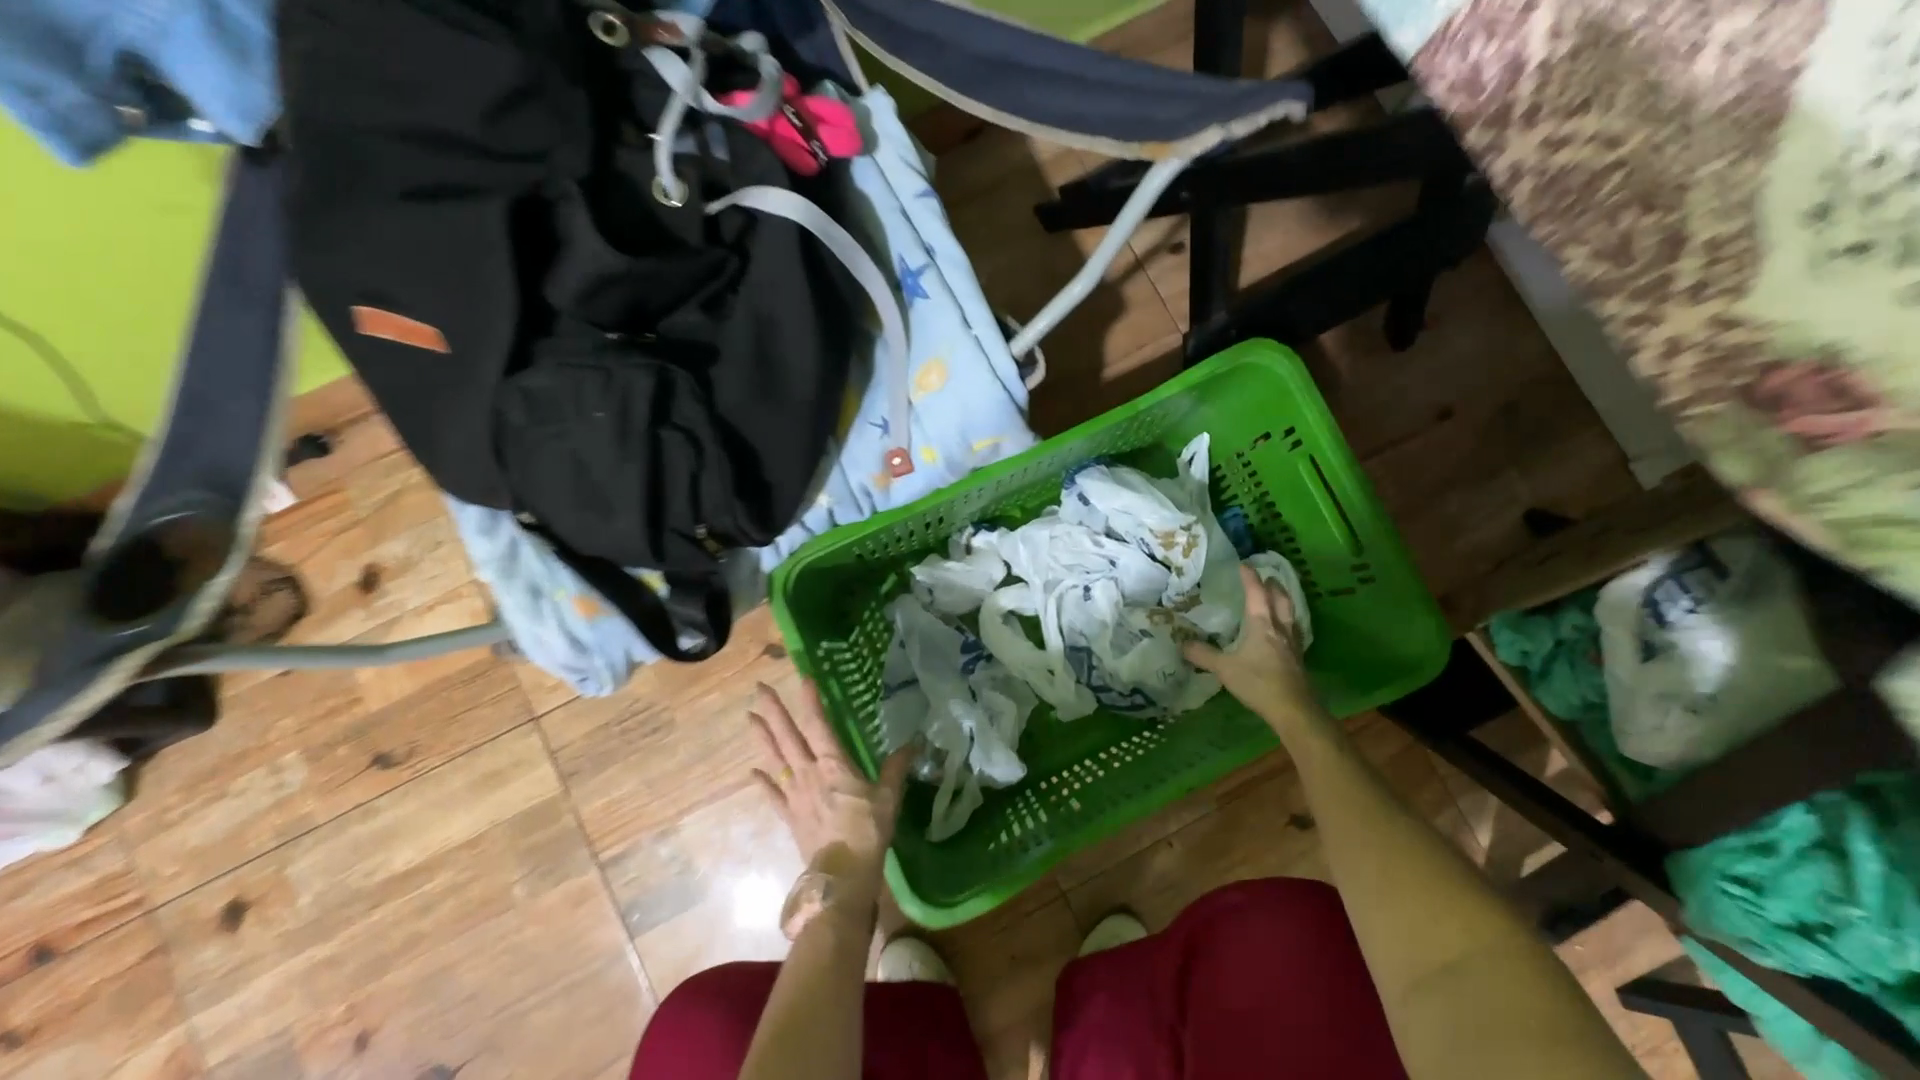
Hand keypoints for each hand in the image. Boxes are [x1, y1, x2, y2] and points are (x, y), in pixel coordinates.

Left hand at [749, 681, 912, 876]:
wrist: (842, 876)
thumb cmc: (868, 832)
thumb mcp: (889, 797)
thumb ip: (896, 768)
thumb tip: (912, 744)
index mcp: (834, 765)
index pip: (819, 725)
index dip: (811, 701)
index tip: (803, 678)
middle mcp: (809, 774)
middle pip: (788, 736)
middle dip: (775, 711)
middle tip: (760, 689)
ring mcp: (795, 795)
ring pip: (776, 759)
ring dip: (763, 737)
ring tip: (750, 717)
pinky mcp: (790, 816)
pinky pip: (773, 795)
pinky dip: (763, 782)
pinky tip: (753, 771)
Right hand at [1184, 565, 1321, 732]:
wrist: (1293, 708)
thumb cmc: (1258, 682)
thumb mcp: (1224, 669)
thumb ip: (1203, 655)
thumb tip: (1182, 644)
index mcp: (1262, 625)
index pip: (1256, 594)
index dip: (1250, 578)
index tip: (1244, 565)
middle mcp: (1280, 629)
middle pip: (1281, 600)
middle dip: (1274, 586)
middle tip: (1268, 577)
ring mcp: (1292, 644)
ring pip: (1291, 614)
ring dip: (1285, 601)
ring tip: (1279, 597)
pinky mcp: (1297, 658)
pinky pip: (1294, 631)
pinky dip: (1289, 623)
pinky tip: (1285, 631)